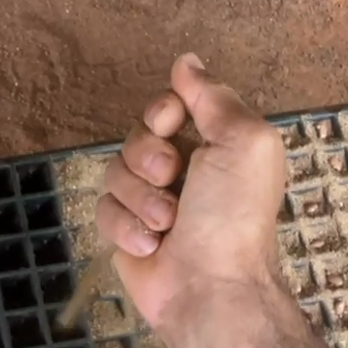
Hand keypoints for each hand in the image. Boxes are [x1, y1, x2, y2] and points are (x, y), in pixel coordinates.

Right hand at [96, 52, 288, 333]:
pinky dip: (126, 228)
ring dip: (140, 199)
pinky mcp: (125, 232)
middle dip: (148, 157)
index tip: (169, 122)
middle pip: (136, 137)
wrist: (210, 287)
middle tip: (172, 179)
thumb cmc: (233, 215)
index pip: (168, 106)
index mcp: (213, 145)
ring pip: (114, 173)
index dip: (161, 110)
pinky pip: (103, 210)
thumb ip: (214, 97)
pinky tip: (152, 247)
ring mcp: (149, 203)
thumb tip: (185, 60)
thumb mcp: (244, 142)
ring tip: (166, 224)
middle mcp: (181, 171)